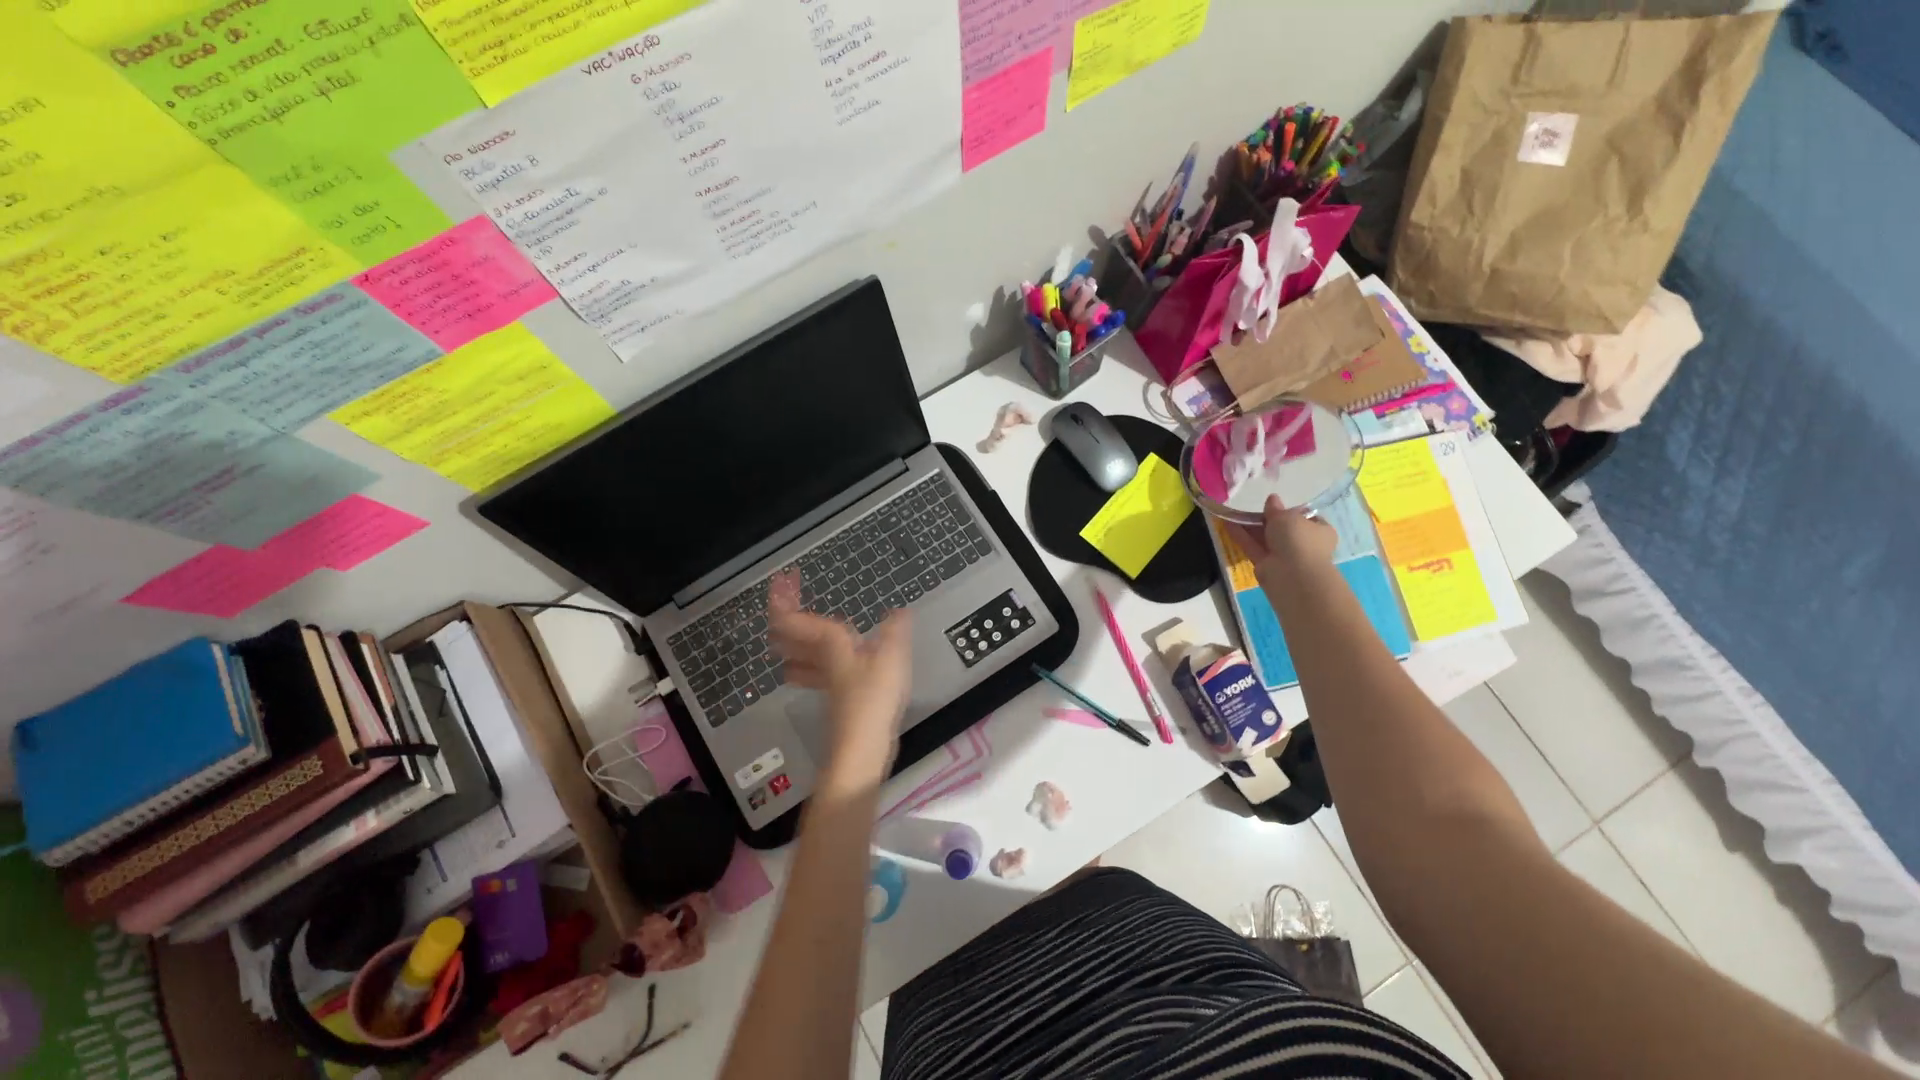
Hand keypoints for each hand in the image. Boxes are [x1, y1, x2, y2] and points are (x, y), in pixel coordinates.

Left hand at [767, 569, 912, 787]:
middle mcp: (823, 659)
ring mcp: (825, 679)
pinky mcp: (835, 695)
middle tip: (783, 596)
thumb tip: (900, 611)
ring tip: (787, 627)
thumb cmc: (874, 698)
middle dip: (784, 614)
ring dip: (791, 637)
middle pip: (792, 635)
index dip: (786, 599)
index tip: (781, 580)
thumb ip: (895, 632)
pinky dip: (808, 660)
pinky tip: (820, 664)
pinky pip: (813, 670)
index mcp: (831, 644)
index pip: (800, 618)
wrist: (863, 747)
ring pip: (798, 654)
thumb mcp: (891, 658)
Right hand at [1225, 495, 1338, 592]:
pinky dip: (1242, 537)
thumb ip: (1276, 508)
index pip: (1307, 518)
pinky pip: (1254, 548)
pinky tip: (1227, 524)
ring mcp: (1285, 556)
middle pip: (1283, 529)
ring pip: (1266, 539)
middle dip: (1267, 519)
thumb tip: (1272, 499)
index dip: (1292, 511)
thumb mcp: (1286, 516)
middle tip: (1251, 507)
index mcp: (1320, 531)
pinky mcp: (1267, 565)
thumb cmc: (1298, 538)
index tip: (1277, 505)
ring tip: (1234, 513)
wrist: (1292, 574)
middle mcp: (1304, 544)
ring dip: (1251, 527)